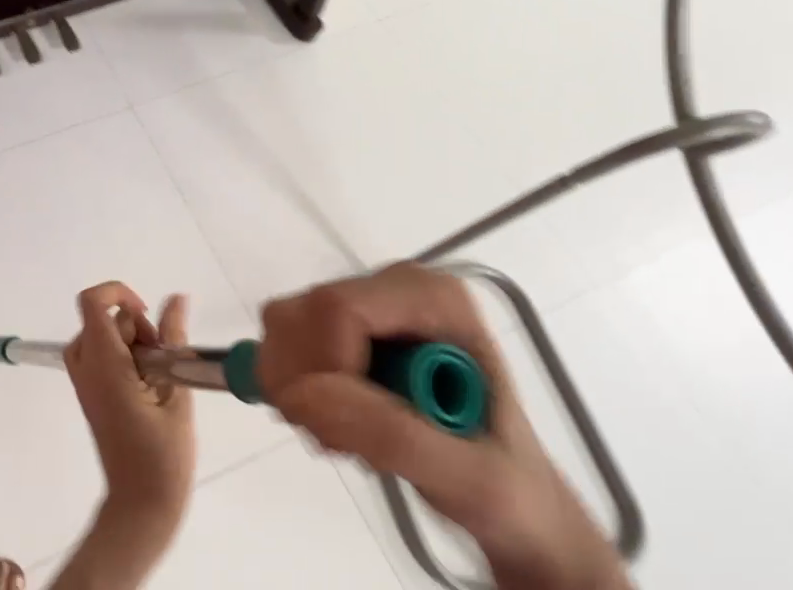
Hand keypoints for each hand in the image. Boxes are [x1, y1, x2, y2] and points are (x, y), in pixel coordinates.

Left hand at [64, 282, 197, 532]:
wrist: (141, 501)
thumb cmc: (165, 452)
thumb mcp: (176, 391)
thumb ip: (173, 338)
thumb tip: (177, 298)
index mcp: (102, 363)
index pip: (92, 301)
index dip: (119, 294)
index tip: (148, 319)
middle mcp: (84, 366)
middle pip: (103, 319)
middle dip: (136, 328)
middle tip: (164, 362)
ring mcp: (82, 380)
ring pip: (103, 336)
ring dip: (132, 344)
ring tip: (159, 379)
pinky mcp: (88, 392)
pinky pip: (101, 355)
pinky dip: (124, 358)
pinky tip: (148, 386)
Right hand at [257, 264, 628, 589]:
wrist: (513, 505)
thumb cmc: (508, 490)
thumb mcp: (473, 480)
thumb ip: (394, 434)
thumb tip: (302, 394)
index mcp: (435, 301)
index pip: (338, 307)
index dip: (323, 368)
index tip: (345, 433)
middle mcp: (392, 289)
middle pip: (300, 314)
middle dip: (305, 386)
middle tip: (345, 444)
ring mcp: (361, 306)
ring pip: (281, 328)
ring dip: (295, 393)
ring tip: (347, 436)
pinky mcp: (335, 329)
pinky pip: (279, 345)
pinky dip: (289, 392)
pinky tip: (333, 420)